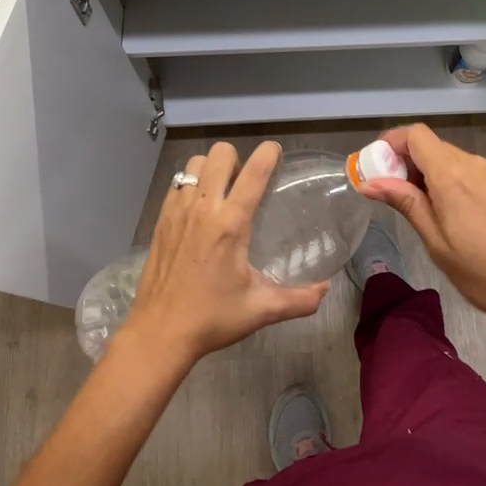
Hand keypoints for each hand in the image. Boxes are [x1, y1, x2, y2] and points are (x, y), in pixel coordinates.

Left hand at [122, 141, 330, 364]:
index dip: (268, 153)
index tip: (276, 152)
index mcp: (230, 225)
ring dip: (211, 169)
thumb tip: (326, 290)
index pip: (253, 172)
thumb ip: (299, 300)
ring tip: (221, 192)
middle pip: (220, 154)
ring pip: (195, 163)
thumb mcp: (261, 310)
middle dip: (237, 159)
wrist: (160, 333)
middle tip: (245, 184)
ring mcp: (178, 211)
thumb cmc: (212, 319)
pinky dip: (191, 185)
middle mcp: (203, 209)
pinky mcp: (161, 220)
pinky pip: (178, 184)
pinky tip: (198, 210)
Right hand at [361, 124, 485, 335]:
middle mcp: (476, 164)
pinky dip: (454, 185)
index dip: (391, 144)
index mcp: (453, 175)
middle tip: (394, 199)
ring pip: (453, 162)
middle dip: (407, 165)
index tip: (376, 169)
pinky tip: (457, 220)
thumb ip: (407, 205)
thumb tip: (371, 182)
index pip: (415, 135)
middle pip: (433, 147)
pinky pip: (473, 174)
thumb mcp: (439, 244)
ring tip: (426, 216)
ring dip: (431, 177)